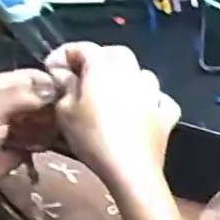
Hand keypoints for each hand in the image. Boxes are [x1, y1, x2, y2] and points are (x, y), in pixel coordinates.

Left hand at [0, 69, 60, 182]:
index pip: (34, 77)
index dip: (54, 84)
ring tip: (44, 138)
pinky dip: (48, 142)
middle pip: (45, 98)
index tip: (73, 98)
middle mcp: (12, 101)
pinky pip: (46, 137)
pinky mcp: (26, 142)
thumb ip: (18, 96)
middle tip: (60, 124)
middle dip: (55, 111)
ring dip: (51, 129)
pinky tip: (42, 147)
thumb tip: (55, 87)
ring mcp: (20, 123)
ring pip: (49, 119)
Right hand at [44, 43, 180, 189]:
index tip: (52, 72)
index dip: (62, 56)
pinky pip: (161, 100)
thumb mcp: (64, 110)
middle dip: (98, 61)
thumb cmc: (93, 138)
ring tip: (112, 95)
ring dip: (127, 79)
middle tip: (82, 79)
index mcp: (104, 66)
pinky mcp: (167, 117)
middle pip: (115, 55)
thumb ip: (64, 85)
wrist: (131, 171)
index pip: (81, 47)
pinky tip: (143, 110)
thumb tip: (65, 74)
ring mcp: (154, 95)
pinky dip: (152, 101)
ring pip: (141, 75)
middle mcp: (132, 73)